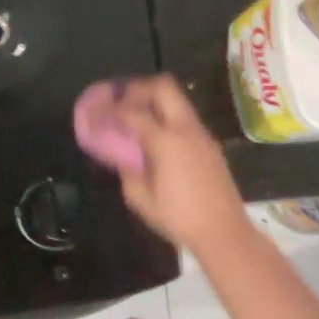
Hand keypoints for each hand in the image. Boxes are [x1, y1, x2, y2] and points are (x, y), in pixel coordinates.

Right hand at [73, 75, 250, 255]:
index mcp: (166, 140)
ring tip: (133, 121)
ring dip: (153, 102)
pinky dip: (165, 118)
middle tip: (119, 105)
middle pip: (163, 87)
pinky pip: (184, 119)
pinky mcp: (209, 145)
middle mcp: (186, 129)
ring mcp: (202, 135)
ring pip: (177, 100)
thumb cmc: (177, 217)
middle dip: (137, 90)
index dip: (109, 108)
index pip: (132, 111)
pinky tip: (153, 140)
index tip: (95, 111)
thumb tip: (123, 155)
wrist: (223, 231)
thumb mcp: (139, 197)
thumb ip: (127, 169)